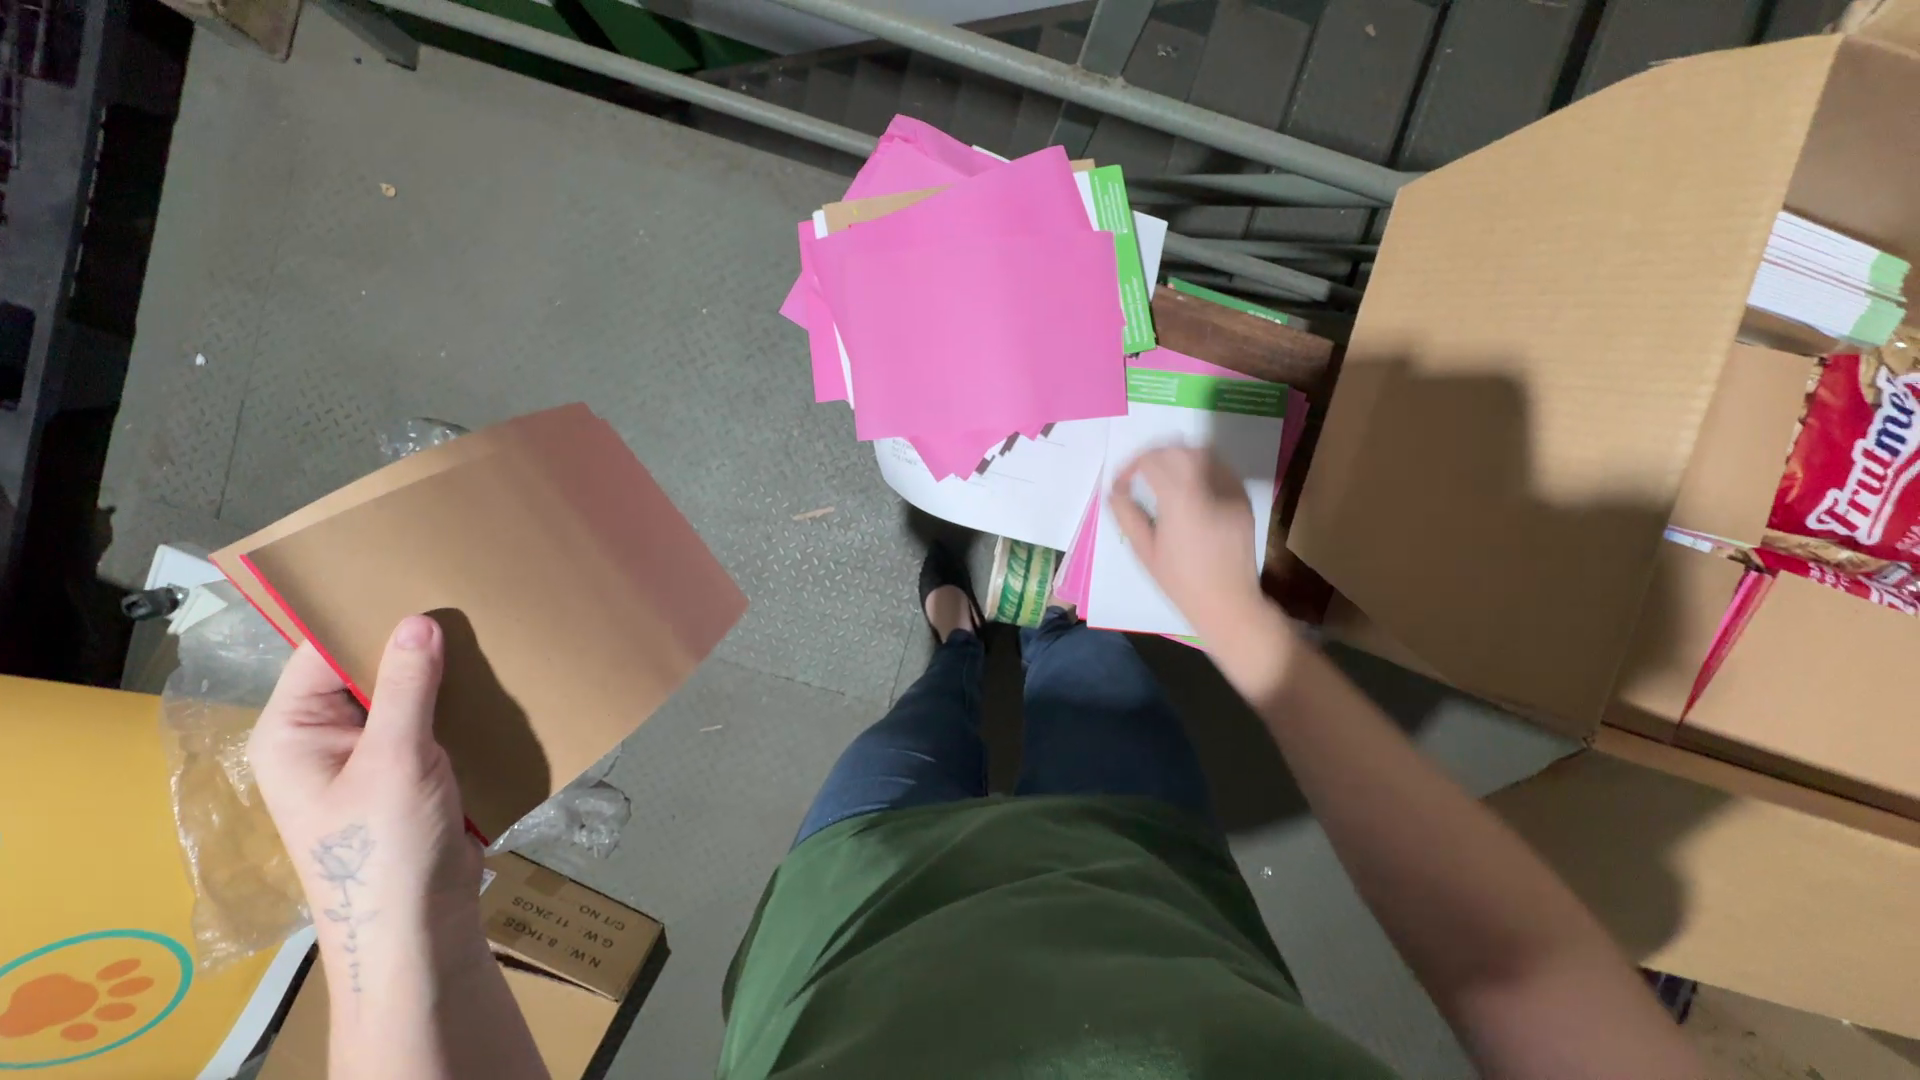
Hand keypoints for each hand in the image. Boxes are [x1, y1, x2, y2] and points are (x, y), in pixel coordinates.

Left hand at [249, 615, 482, 993]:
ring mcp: (371, 757)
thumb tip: (418, 619)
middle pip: (367, 670)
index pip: (321, 652)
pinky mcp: (411, 772)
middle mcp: (326, 738)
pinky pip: (432, 722)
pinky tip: (496, 680)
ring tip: (490, 630)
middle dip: (414, 641)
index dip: (363, 614)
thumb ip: (407, 689)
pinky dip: (460, 703)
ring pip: (407, 695)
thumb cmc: (385, 848)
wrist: (419, 928)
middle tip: (466, 597)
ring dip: (444, 673)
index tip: (416, 578)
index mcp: (295, 732)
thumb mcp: (395, 762)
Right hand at [1108, 445, 1268, 633]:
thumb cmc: (1181, 582)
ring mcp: (1230, 492)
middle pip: (1179, 449)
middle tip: (1140, 471)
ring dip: (1179, 456)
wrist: (1229, 602)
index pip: (1152, 461)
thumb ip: (1127, 515)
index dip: (1131, 465)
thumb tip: (1115, 491)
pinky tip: (1191, 485)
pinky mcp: (1243, 499)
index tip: (1123, 482)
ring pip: (1203, 453)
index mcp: (1180, 501)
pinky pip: (1221, 469)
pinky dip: (1202, 467)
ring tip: (1164, 473)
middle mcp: (1208, 488)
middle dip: (1155, 454)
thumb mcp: (1145, 551)